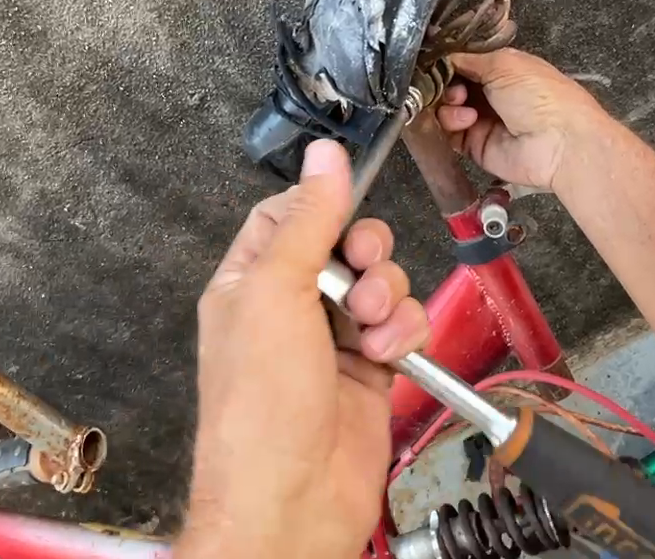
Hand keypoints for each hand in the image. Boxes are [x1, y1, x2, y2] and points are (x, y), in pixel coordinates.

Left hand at [178, 140, 428, 558]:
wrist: (294, 500)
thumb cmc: (264, 399)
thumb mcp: (278, 290)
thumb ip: (309, 217)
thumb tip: (325, 153)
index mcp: (252, 277)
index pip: (289, 213)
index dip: (321, 203)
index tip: (346, 203)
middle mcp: (290, 302)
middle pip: (345, 241)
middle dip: (366, 251)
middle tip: (364, 269)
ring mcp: (333, 335)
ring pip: (380, 280)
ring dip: (386, 296)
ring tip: (370, 326)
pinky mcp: (371, 365)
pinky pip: (400, 323)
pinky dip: (402, 332)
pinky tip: (387, 354)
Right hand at [435, 48, 611, 191]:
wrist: (559, 143)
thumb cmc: (540, 95)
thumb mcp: (504, 63)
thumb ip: (468, 59)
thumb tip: (443, 59)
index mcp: (502, 69)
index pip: (464, 62)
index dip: (448, 63)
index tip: (436, 64)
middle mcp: (490, 93)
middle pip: (450, 85)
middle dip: (446, 84)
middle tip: (456, 88)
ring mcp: (481, 120)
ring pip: (445, 108)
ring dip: (449, 104)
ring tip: (464, 106)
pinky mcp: (474, 145)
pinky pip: (448, 133)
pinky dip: (449, 124)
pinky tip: (466, 120)